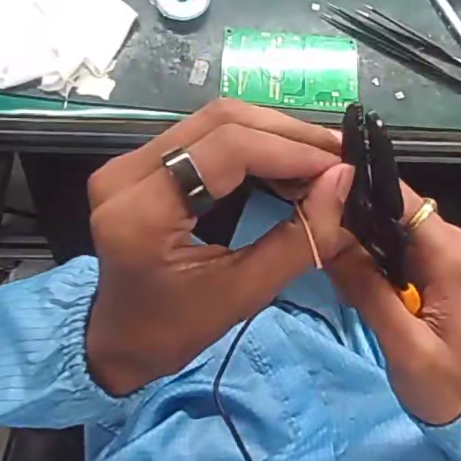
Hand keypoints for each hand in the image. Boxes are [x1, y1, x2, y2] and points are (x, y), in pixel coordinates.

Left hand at [85, 100, 349, 395]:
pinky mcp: (136, 163)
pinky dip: (249, 143)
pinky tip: (282, 163)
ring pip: (212, 121)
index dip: (289, 150)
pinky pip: (201, 136)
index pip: (226, 150)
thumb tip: (341, 180)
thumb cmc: (173, 330)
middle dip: (286, 134)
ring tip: (317, 160)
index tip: (338, 166)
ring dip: (270, 134)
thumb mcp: (243, 294)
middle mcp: (125, 174)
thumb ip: (298, 238)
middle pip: (219, 121)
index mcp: (141, 212)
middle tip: (335, 157)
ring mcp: (126, 163)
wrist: (118, 338)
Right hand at [323, 184, 460, 424]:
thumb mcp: (405, 345)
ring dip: (349, 238)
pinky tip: (343, 274)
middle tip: (314, 241)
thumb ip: (369, 290)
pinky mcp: (419, 265)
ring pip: (378, 223)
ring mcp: (431, 252)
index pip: (397, 197)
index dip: (355, 192)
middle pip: (384, 204)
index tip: (316, 202)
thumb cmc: (447, 384)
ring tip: (326, 260)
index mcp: (447, 252)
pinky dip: (358, 255)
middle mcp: (443, 241)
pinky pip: (380, 243)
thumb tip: (328, 239)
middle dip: (346, 218)